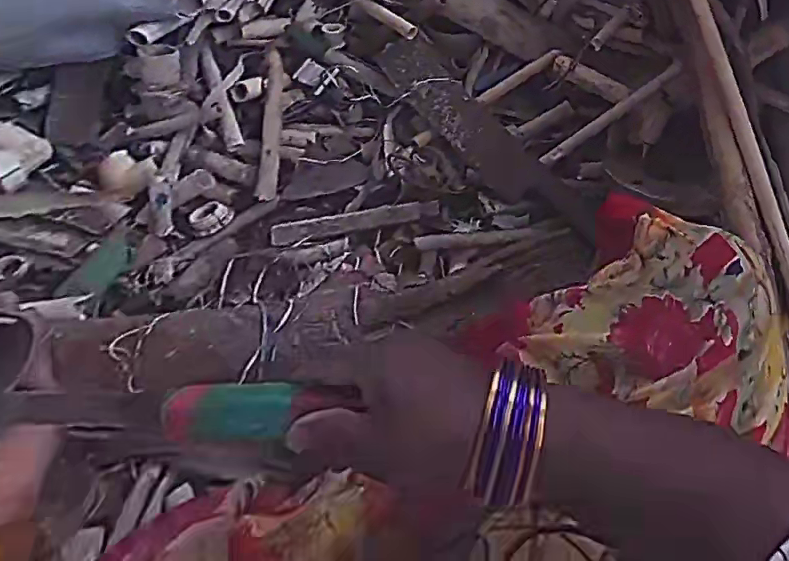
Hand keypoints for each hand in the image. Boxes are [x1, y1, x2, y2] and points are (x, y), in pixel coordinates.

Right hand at [286, 332, 491, 533]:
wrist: (506, 428)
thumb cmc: (432, 439)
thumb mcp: (376, 446)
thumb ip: (332, 434)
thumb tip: (295, 428)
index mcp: (373, 355)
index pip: (319, 366)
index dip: (296, 396)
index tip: (282, 426)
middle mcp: (396, 342)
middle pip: (347, 370)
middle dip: (328, 405)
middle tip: (320, 447)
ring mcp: (422, 349)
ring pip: (374, 376)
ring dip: (358, 407)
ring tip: (355, 446)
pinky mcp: (442, 363)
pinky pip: (399, 379)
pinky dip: (385, 403)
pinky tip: (390, 433)